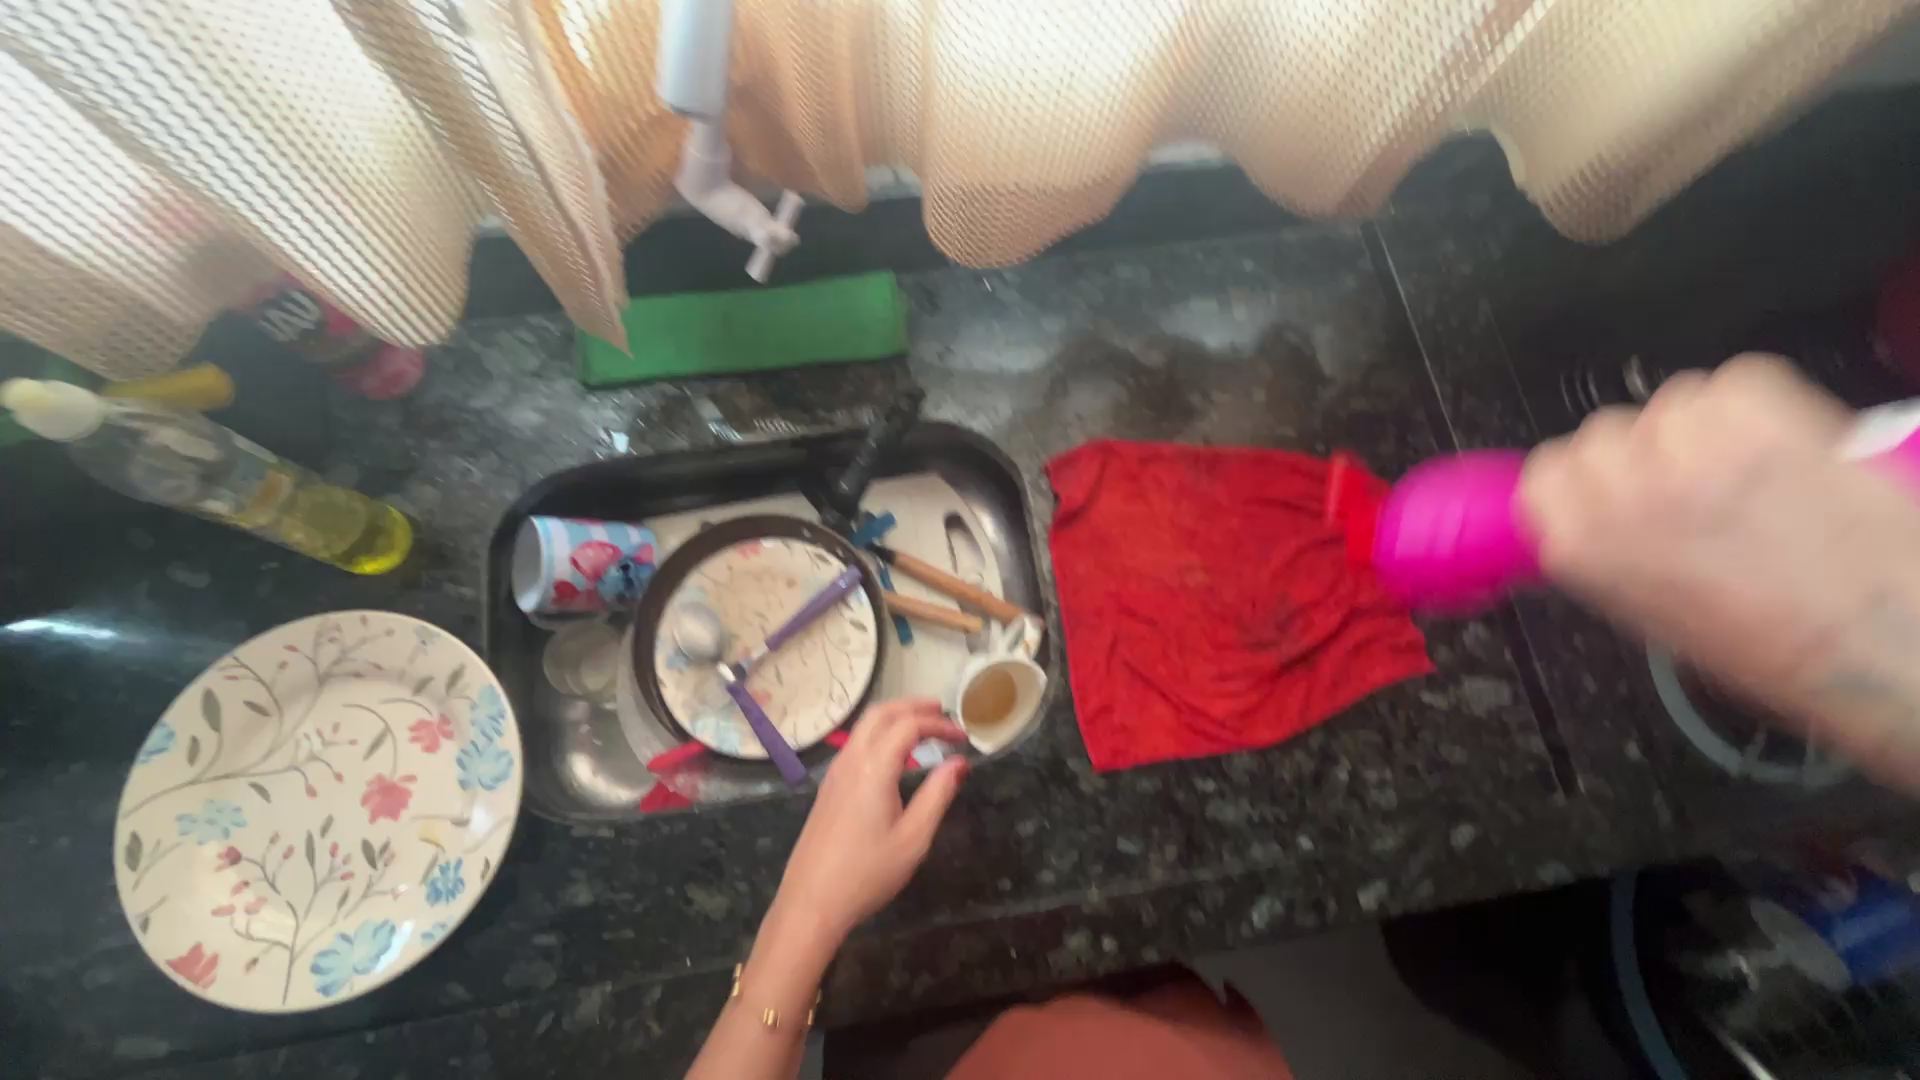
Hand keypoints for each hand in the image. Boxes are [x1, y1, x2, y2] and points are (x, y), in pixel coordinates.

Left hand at [772, 699, 968, 941]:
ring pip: (864, 726)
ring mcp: (835, 772)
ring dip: (894, 717)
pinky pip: (856, 743)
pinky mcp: (828, 787)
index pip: (909, 725)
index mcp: (874, 767)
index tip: (963, 736)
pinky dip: (880, 734)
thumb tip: (959, 762)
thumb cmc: (867, 872)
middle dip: (913, 706)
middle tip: (941, 712)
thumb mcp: (914, 838)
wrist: (811, 902)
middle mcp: (851, 759)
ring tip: (922, 727)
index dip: (938, 724)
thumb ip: (938, 794)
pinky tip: (895, 755)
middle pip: (881, 713)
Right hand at [1520, 354, 1919, 786]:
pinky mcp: (1772, 431)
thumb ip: (1596, 549)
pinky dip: (1749, 400)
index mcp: (1581, 546)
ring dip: (1693, 424)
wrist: (1877, 641)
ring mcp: (1696, 462)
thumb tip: (1585, 516)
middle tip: (1675, 477)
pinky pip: (1734, 380)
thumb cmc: (1768, 643)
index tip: (1602, 485)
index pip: (1544, 471)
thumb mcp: (1637, 610)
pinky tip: (1766, 438)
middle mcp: (1626, 498)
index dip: (1577, 476)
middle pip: (1600, 432)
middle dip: (1634, 449)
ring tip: (1730, 459)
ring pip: (1667, 401)